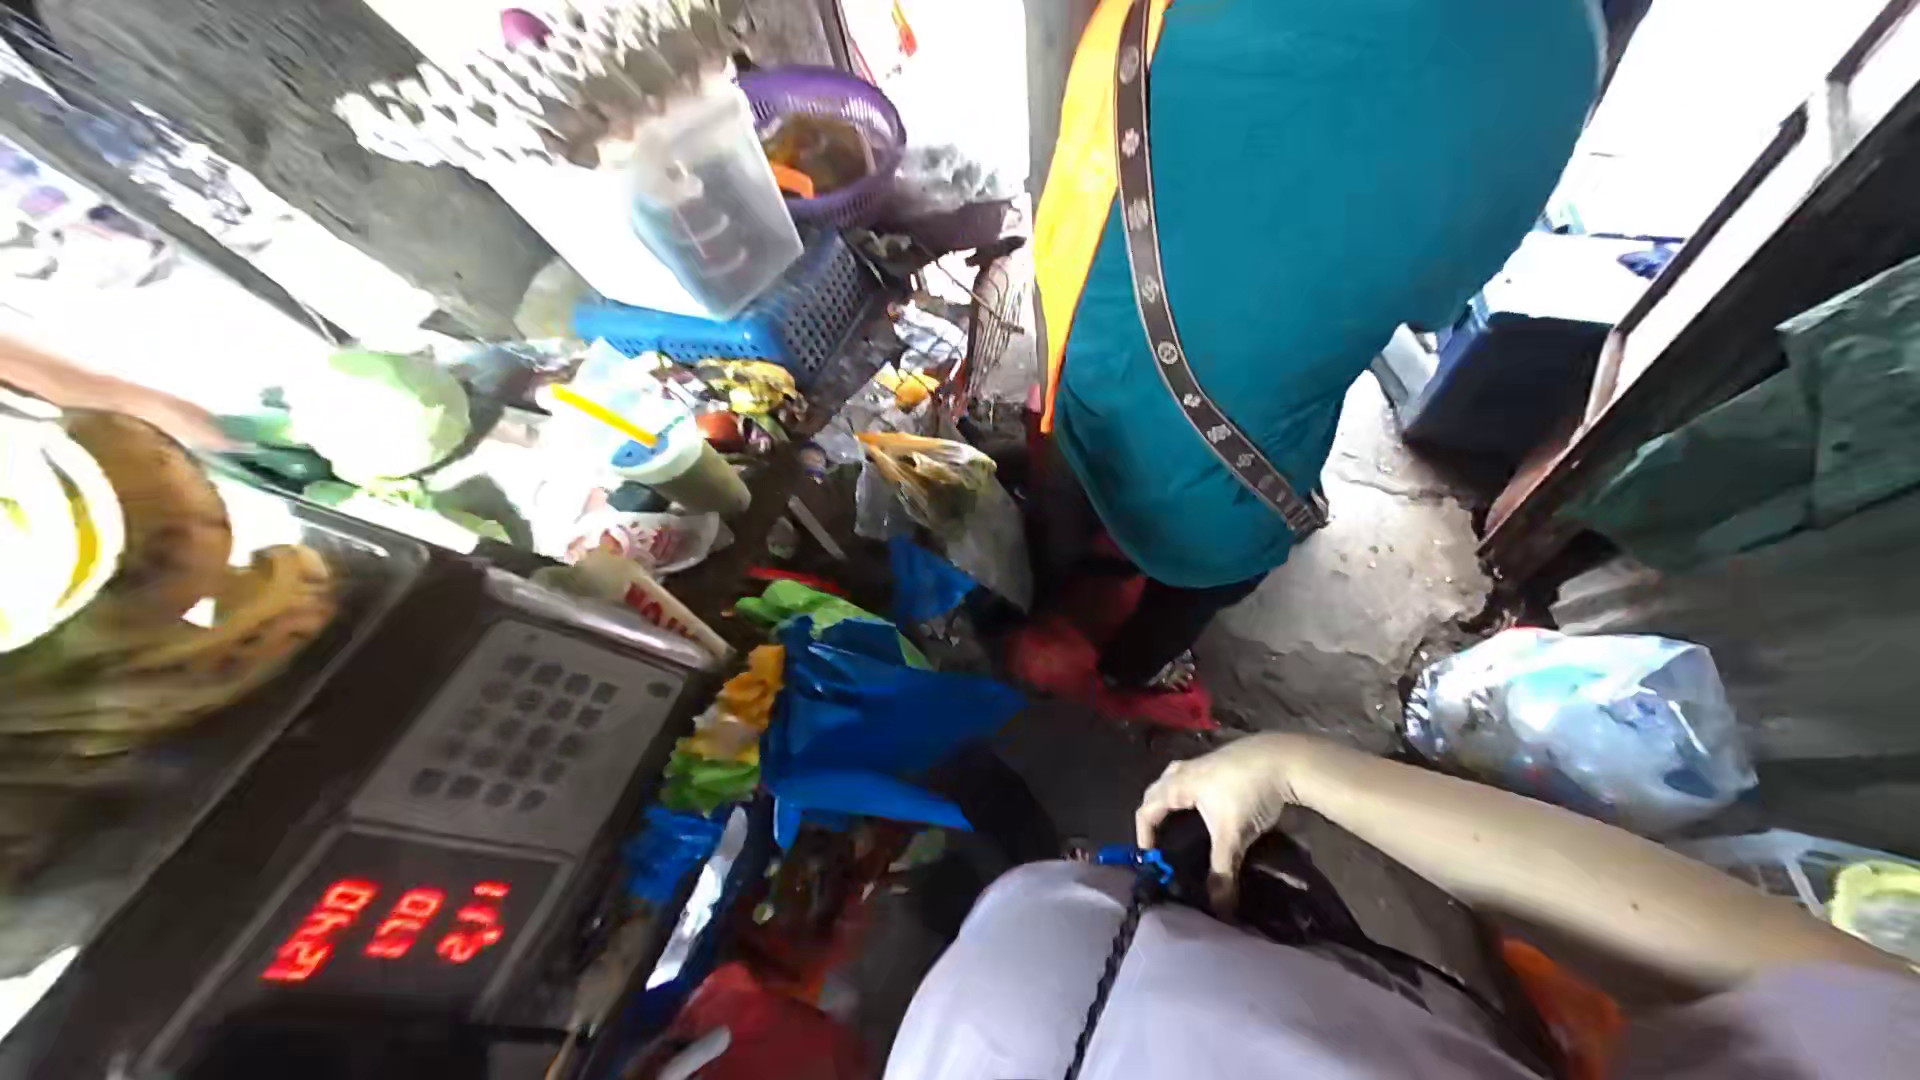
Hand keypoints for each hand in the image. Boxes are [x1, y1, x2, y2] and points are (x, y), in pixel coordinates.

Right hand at [1135, 734, 1329, 915]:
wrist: (1281, 759)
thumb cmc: (1246, 792)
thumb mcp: (1233, 835)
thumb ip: (1222, 871)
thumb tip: (1220, 910)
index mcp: (1176, 785)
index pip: (1146, 811)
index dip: (1143, 836)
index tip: (1151, 860)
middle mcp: (1181, 771)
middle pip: (1155, 793)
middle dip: (1152, 817)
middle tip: (1160, 843)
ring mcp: (1200, 763)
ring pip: (1173, 783)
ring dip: (1169, 803)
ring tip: (1178, 826)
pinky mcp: (1217, 763)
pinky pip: (1190, 781)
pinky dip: (1187, 797)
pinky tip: (1204, 810)